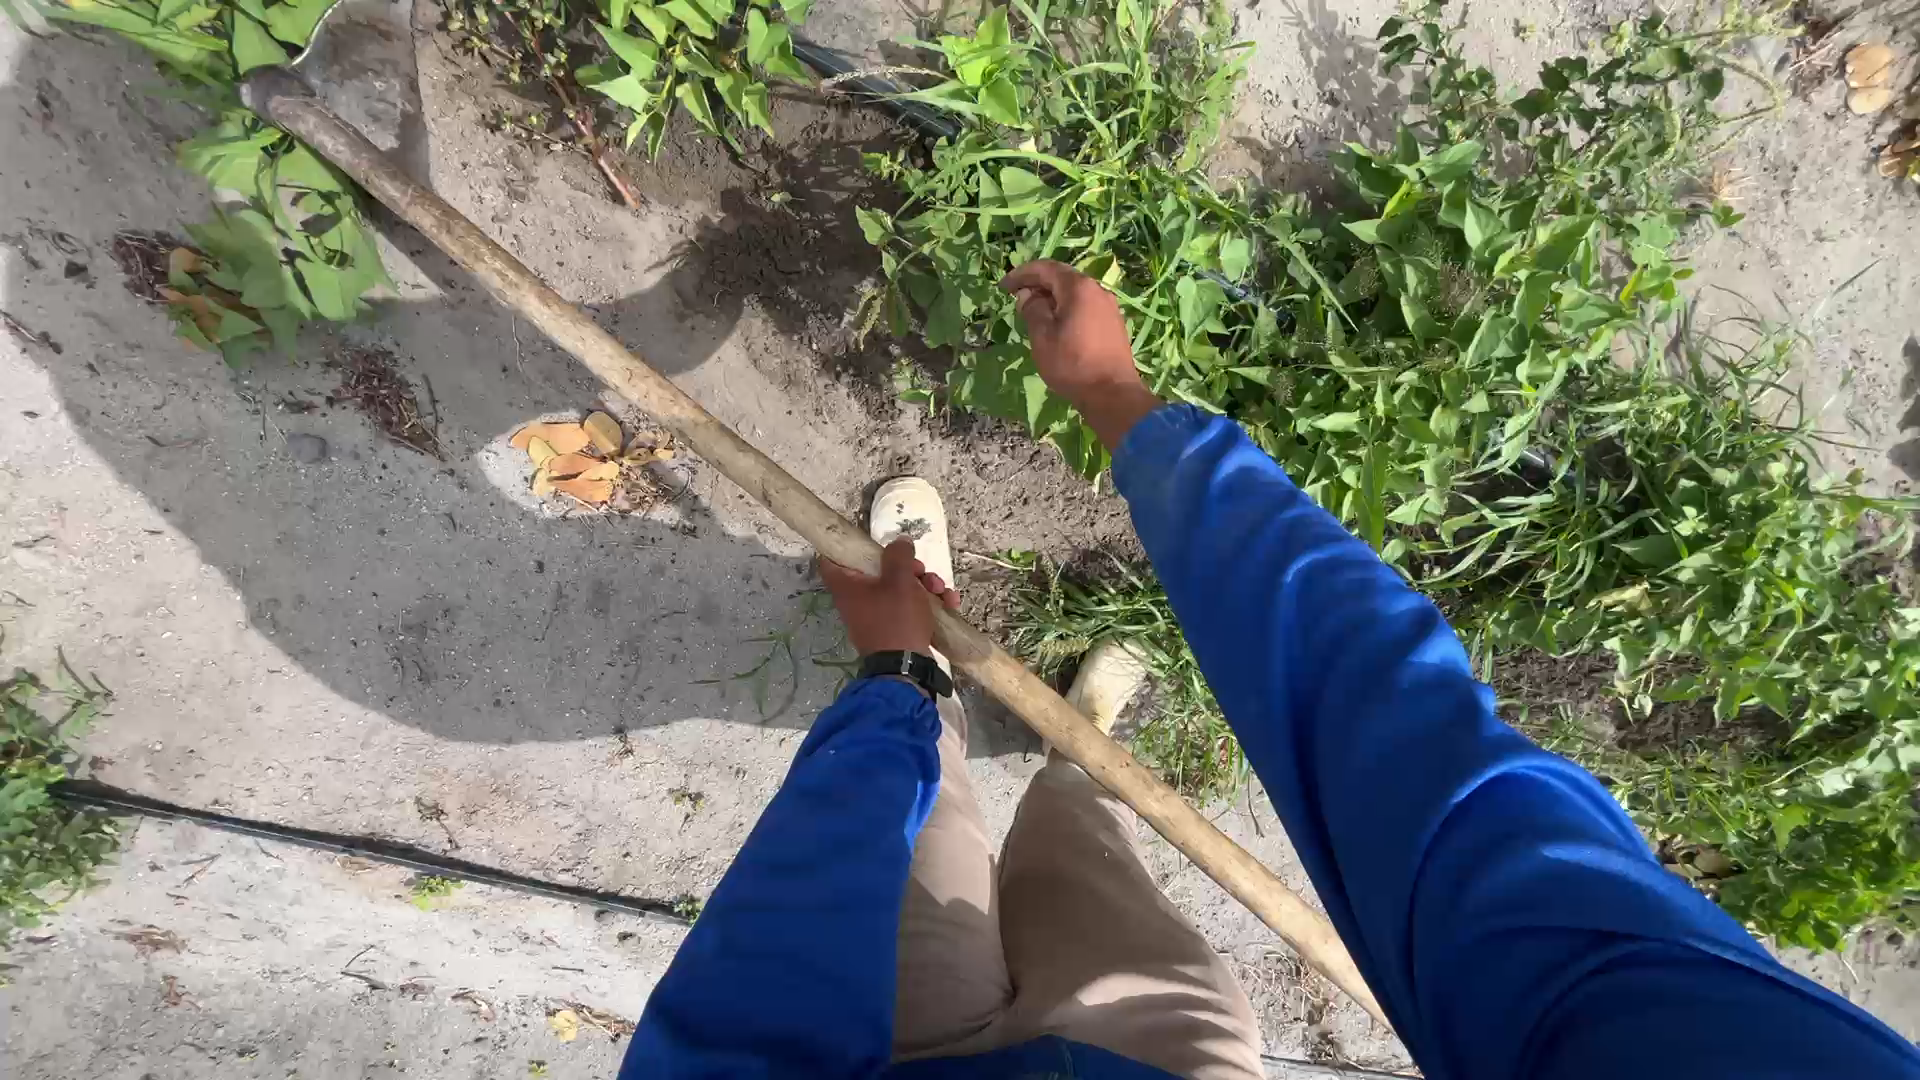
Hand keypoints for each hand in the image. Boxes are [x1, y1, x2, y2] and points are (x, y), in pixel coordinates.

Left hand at [818, 539, 960, 655]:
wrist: (906, 668)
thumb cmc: (896, 619)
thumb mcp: (899, 581)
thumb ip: (898, 556)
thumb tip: (899, 542)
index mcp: (847, 585)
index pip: (830, 558)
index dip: (847, 546)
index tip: (870, 542)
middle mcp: (857, 599)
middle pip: (878, 571)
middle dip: (908, 568)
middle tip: (922, 572)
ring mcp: (876, 615)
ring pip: (899, 588)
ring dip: (924, 585)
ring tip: (941, 592)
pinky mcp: (895, 628)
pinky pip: (909, 607)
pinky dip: (927, 603)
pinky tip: (949, 603)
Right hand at [1000, 259, 1162, 448]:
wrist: (1111, 393)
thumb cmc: (1071, 364)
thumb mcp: (1042, 337)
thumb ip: (1033, 310)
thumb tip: (1028, 295)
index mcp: (1078, 287)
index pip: (1045, 268)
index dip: (1021, 274)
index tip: (1003, 287)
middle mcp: (1097, 290)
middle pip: (1062, 278)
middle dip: (1037, 284)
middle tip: (1017, 298)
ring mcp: (1109, 306)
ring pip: (1075, 293)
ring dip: (1053, 298)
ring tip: (1035, 312)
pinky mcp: (1113, 324)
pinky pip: (1085, 307)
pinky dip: (1067, 309)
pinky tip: (1058, 325)